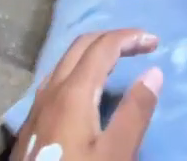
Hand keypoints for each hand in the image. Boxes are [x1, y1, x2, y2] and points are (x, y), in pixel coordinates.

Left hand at [14, 28, 163, 160]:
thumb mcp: (115, 154)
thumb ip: (135, 112)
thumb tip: (153, 72)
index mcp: (73, 93)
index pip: (104, 46)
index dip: (131, 37)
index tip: (155, 43)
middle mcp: (51, 91)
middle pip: (82, 45)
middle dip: (112, 38)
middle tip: (139, 47)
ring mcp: (37, 108)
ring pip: (65, 61)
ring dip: (93, 52)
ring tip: (117, 63)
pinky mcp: (31, 126)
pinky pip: (56, 80)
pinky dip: (79, 70)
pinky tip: (87, 92)